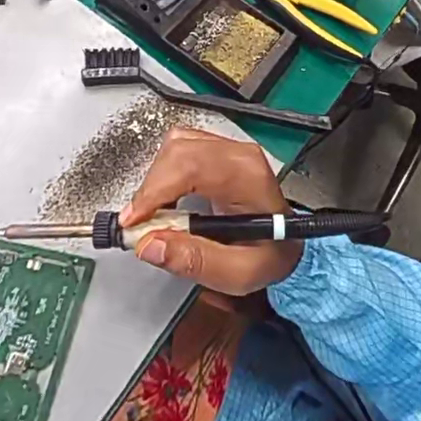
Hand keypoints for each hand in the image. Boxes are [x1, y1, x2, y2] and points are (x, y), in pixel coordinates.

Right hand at [120, 127, 303, 294]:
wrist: (286, 244)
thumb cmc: (271, 255)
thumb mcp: (239, 273)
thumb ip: (195, 261)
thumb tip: (150, 244)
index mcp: (248, 176)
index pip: (189, 166)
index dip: (154, 191)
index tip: (134, 220)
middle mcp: (238, 155)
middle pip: (177, 152)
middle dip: (150, 189)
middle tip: (140, 225)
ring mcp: (227, 149)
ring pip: (175, 146)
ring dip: (156, 181)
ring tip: (156, 215)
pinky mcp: (216, 151)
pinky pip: (179, 149)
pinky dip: (163, 174)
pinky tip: (166, 201)